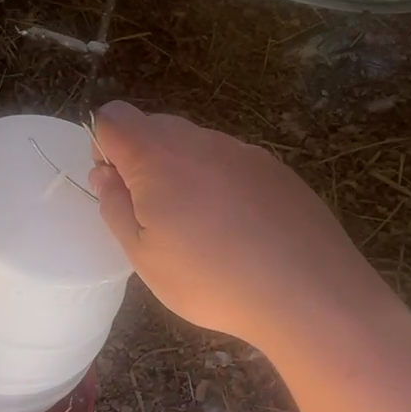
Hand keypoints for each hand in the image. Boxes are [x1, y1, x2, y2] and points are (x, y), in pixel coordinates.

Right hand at [88, 100, 399, 356]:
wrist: (308, 293)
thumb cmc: (210, 281)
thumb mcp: (143, 257)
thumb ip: (116, 208)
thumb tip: (104, 175)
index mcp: (157, 158)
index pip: (113, 118)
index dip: (102, 146)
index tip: (114, 187)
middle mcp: (200, 142)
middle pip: (153, 125)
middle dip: (138, 158)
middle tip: (149, 214)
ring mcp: (242, 151)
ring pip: (193, 143)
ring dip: (178, 171)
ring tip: (195, 227)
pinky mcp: (275, 169)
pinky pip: (228, 161)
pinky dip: (216, 182)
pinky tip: (233, 229)